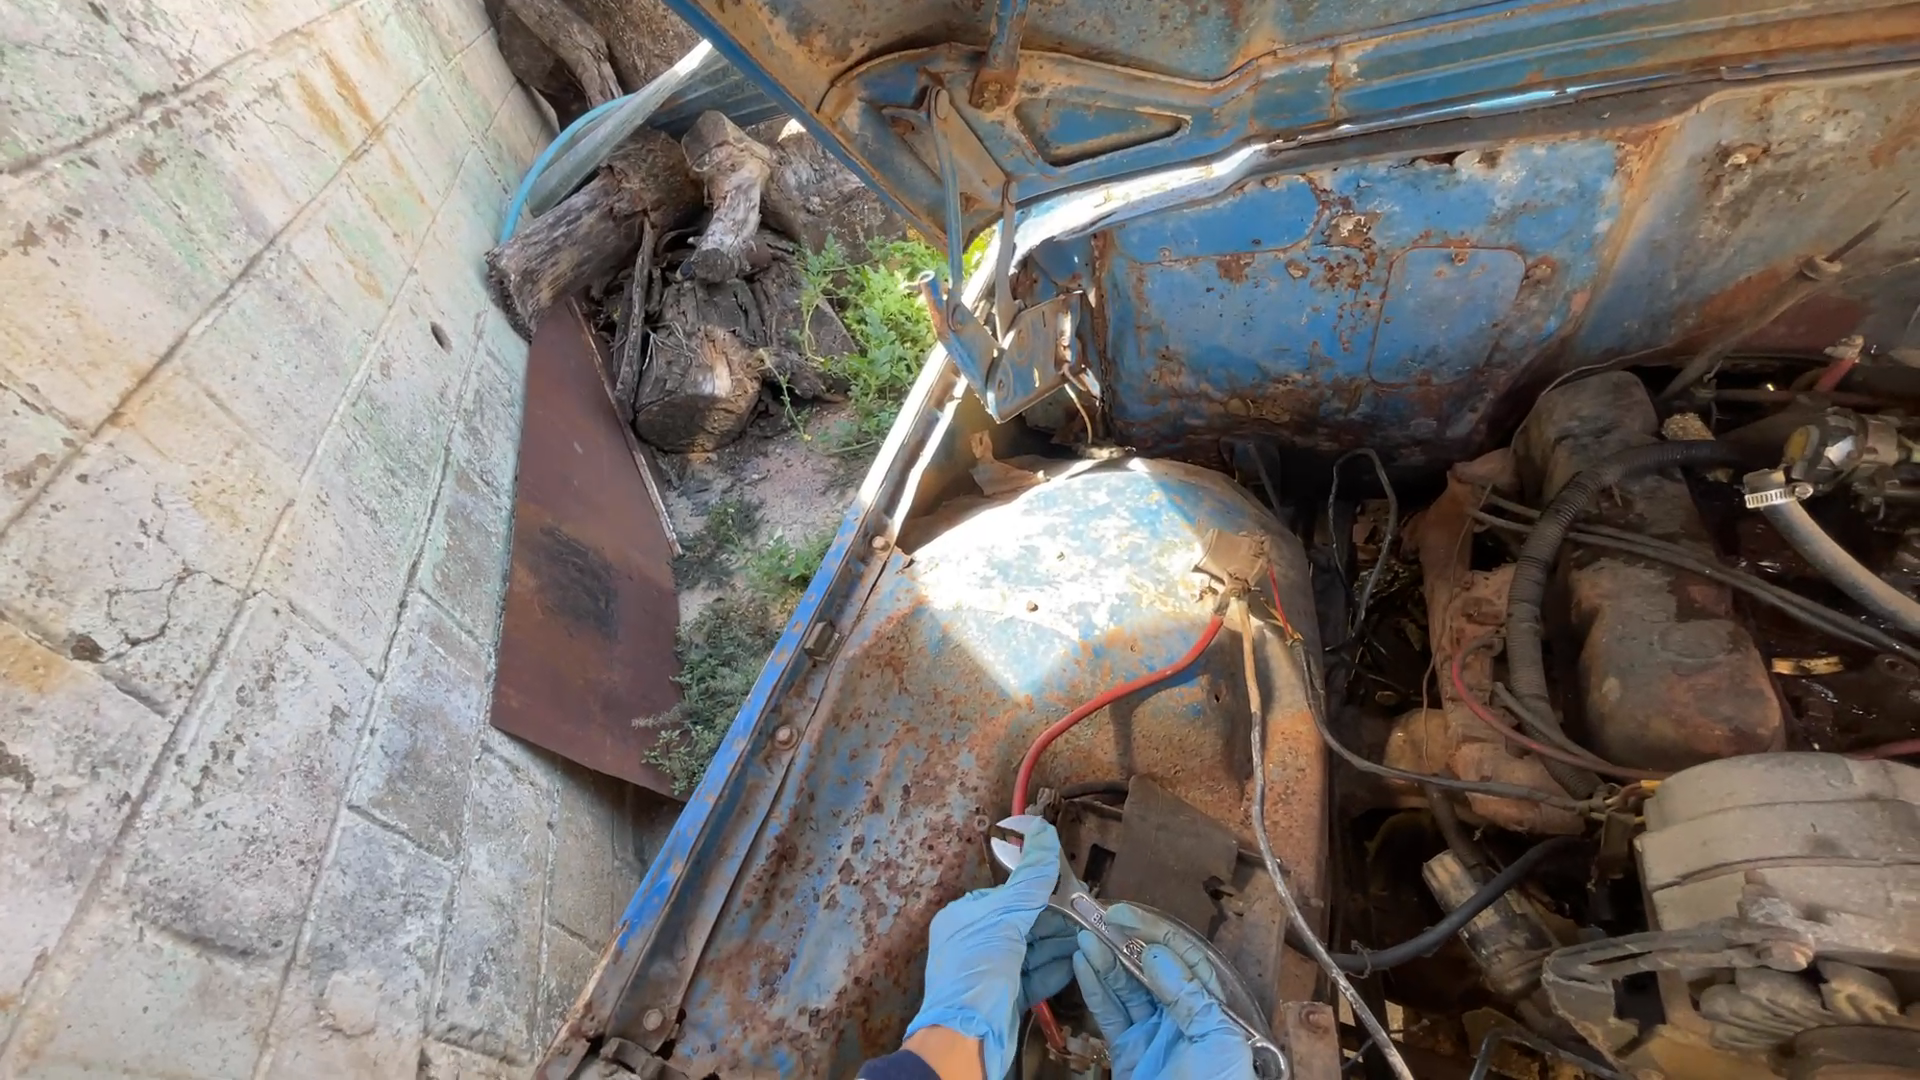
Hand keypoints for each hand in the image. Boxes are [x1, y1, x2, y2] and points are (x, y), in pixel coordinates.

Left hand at [906, 820, 1072, 1079]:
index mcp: (965, 916)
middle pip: (1023, 922)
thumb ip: (1030, 880)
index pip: (1009, 895)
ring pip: (1032, 949)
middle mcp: (975, 941)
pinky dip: (1056, 968)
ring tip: (1091, 935)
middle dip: (1056, 919)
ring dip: (1061, 942)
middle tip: (1089, 913)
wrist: (964, 1043)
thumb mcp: (1005, 919)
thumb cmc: (977, 973)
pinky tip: (1079, 961)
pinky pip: (1035, 975)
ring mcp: (991, 972)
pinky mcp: (1007, 999)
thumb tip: (1044, 831)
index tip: (1071, 888)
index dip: (1041, 891)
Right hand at [1071, 904, 1254, 1079]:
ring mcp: (1153, 1034)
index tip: (1123, 916)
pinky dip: (1095, 987)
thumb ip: (1188, 995)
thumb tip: (1156, 953)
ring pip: (1125, 985)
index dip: (1152, 931)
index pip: (1182, 956)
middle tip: (1096, 919)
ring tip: (1084, 936)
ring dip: (1104, 958)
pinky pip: (1110, 1012)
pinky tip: (1082, 965)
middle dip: (1123, 940)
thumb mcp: (1216, 1042)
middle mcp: (1182, 1016)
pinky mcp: (1128, 1052)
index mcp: (1211, 1010)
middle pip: (1149, 966)